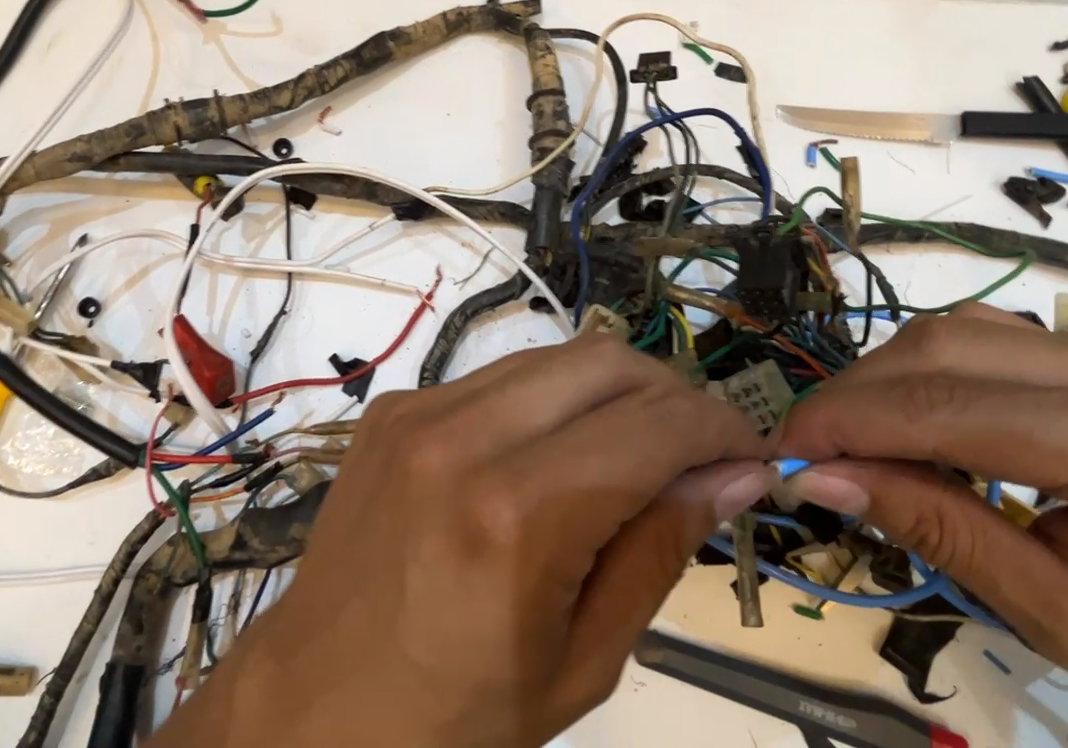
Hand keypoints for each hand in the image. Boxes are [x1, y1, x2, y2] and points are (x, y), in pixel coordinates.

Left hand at [149, 333, 770, 747]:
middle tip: (695, 450)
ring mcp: (418, 410)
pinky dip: (547, 399)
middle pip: (607, 361)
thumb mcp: (583, 660)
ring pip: (554, 356)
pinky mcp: (392, 408)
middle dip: (672, 393)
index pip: (656, 424)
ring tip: (630, 449)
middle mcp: (463, 437)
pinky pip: (498, 377)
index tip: (749, 453)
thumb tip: (734, 473)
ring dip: (611, 390)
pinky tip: (550, 452)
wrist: (318, 702)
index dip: (720, 428)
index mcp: (517, 514)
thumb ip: (660, 549)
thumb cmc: (458, 711)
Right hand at [774, 304, 1067, 747]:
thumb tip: (819, 476)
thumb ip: (940, 532)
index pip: (957, 408)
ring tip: (846, 440)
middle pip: (952, 348)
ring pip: (966, 332)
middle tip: (800, 449)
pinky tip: (910, 425)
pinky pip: (998, 346)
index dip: (851, 420)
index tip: (779, 449)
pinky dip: (930, 378)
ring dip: (887, 380)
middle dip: (857, 394)